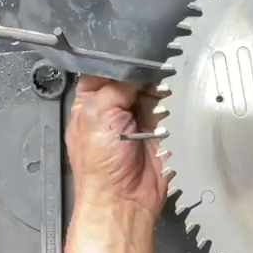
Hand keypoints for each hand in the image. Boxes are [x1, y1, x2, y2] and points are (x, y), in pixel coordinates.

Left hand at [66, 76, 168, 217]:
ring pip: (146, 91)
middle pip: (127, 78)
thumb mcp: (99, 114)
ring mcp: (132, 120)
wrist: (124, 199)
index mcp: (88, 104)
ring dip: (152, 88)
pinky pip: (161, 108)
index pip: (101, 71)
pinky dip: (163, 103)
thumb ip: (117, 87)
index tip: (130, 54)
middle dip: (138, 74)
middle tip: (146, 69)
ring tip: (155, 87)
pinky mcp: (153, 130)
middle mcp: (109, 110)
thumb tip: (137, 72)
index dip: (115, 62)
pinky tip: (161, 102)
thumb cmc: (100, 165)